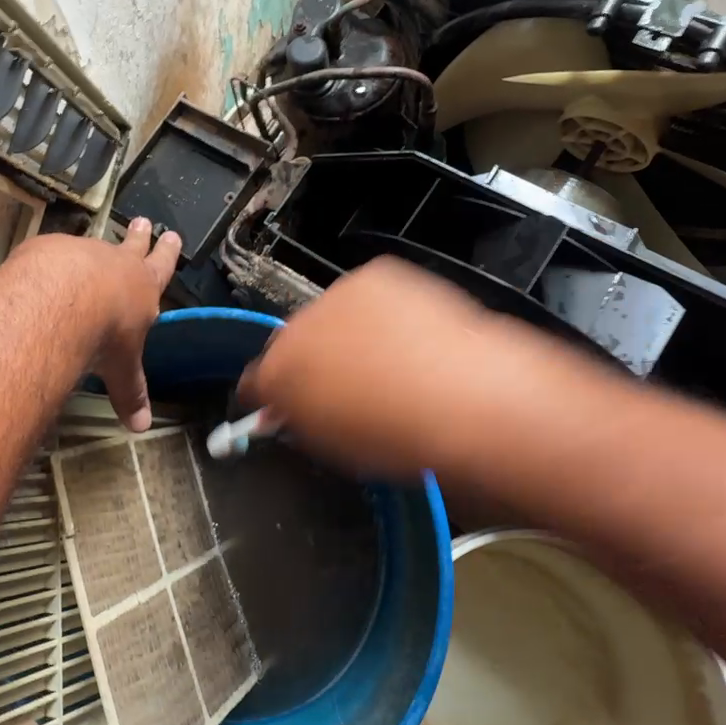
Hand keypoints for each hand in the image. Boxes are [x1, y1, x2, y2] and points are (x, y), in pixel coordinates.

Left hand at [17, 218, 179, 431]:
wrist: (63, 296)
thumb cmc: (106, 333)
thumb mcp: (121, 367)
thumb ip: (129, 392)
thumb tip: (141, 427)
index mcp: (142, 289)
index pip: (160, 268)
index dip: (166, 253)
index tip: (171, 235)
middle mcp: (115, 265)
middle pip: (131, 245)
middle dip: (139, 236)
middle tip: (141, 220)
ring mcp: (82, 253)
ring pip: (92, 249)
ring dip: (94, 250)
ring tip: (91, 249)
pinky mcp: (50, 250)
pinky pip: (54, 254)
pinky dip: (52, 261)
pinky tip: (42, 270)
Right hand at [238, 256, 578, 477]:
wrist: (469, 399)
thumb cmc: (408, 435)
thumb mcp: (338, 449)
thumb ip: (300, 424)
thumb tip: (291, 414)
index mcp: (281, 374)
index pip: (257, 378)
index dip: (270, 394)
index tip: (282, 403)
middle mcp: (299, 327)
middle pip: (292, 340)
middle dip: (310, 359)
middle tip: (343, 387)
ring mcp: (338, 296)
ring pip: (328, 314)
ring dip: (344, 333)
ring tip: (385, 364)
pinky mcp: (376, 275)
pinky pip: (366, 294)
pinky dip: (379, 311)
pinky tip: (404, 339)